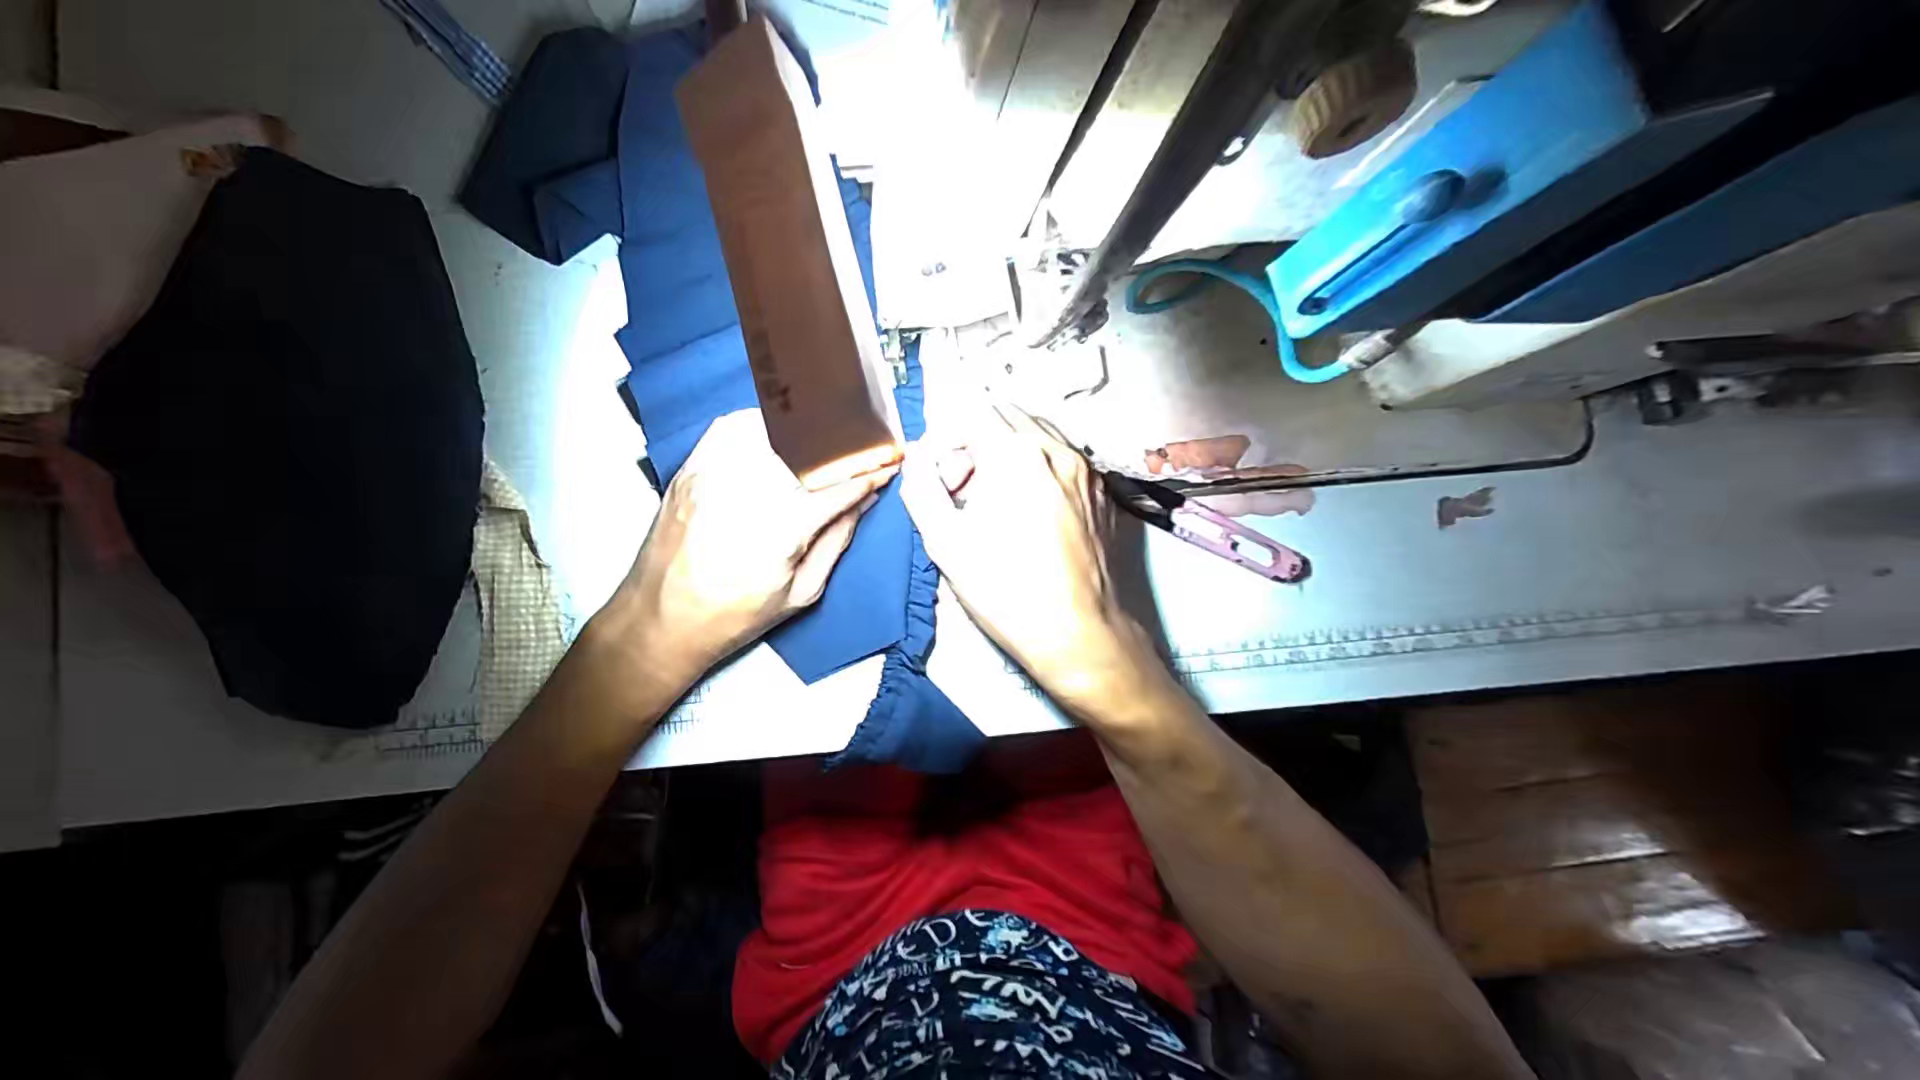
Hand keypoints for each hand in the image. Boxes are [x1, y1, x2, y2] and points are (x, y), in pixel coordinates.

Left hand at [597, 409, 895, 692]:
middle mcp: (746, 491)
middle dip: (844, 445)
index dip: (871, 473)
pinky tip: (777, 437)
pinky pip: (732, 427)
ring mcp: (713, 474)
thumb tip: (864, 501)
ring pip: (771, 427)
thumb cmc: (732, 616)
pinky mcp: (690, 469)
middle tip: (862, 448)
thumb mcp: (801, 591)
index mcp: (781, 529)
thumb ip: (837, 539)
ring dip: (805, 431)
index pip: (840, 485)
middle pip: (809, 447)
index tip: (888, 465)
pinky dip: (761, 424)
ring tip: (824, 440)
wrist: (659, 619)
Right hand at [899, 404, 1162, 711]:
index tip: (939, 474)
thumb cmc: (1006, 593)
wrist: (1079, 635)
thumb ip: (921, 487)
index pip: (970, 412)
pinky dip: (1039, 469)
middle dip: (977, 441)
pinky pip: (1064, 461)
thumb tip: (918, 457)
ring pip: (1038, 434)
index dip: (945, 438)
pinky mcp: (1103, 494)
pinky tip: (1031, 513)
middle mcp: (1057, 449)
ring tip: (997, 501)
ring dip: (1008, 452)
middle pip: (1005, 416)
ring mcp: (1086, 470)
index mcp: (1016, 453)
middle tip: (963, 489)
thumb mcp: (944, 542)